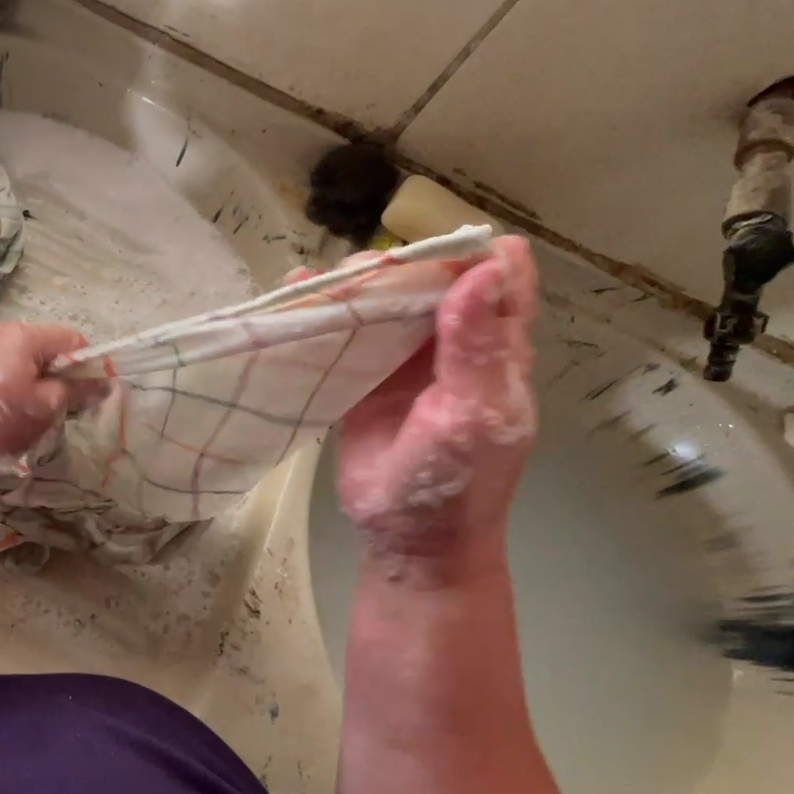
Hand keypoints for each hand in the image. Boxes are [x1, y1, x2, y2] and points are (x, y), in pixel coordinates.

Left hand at [0, 322, 107, 461]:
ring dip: (28, 380)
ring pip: (16, 357)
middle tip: (54, 408)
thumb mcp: (45, 408)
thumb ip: (76, 391)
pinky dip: (4, 384)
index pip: (70, 337)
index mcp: (23, 334)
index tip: (85, 393)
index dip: (85, 364)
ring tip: (23, 414)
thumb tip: (104, 383)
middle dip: (54, 373)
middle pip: (42, 345)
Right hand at [334, 235, 537, 583]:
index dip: (468, 254)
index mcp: (494, 346)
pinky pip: (343, 337)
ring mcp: (401, 360)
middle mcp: (449, 342)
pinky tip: (295, 298)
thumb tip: (480, 269)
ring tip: (323, 286)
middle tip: (362, 276)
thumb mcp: (474, 415)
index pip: (498, 273)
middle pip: (429, 277)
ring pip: (383, 300)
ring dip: (355, 284)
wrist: (407, 540)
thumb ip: (476, 347)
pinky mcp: (360, 379)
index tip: (426, 258)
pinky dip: (321, 315)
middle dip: (398, 264)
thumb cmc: (454, 483)